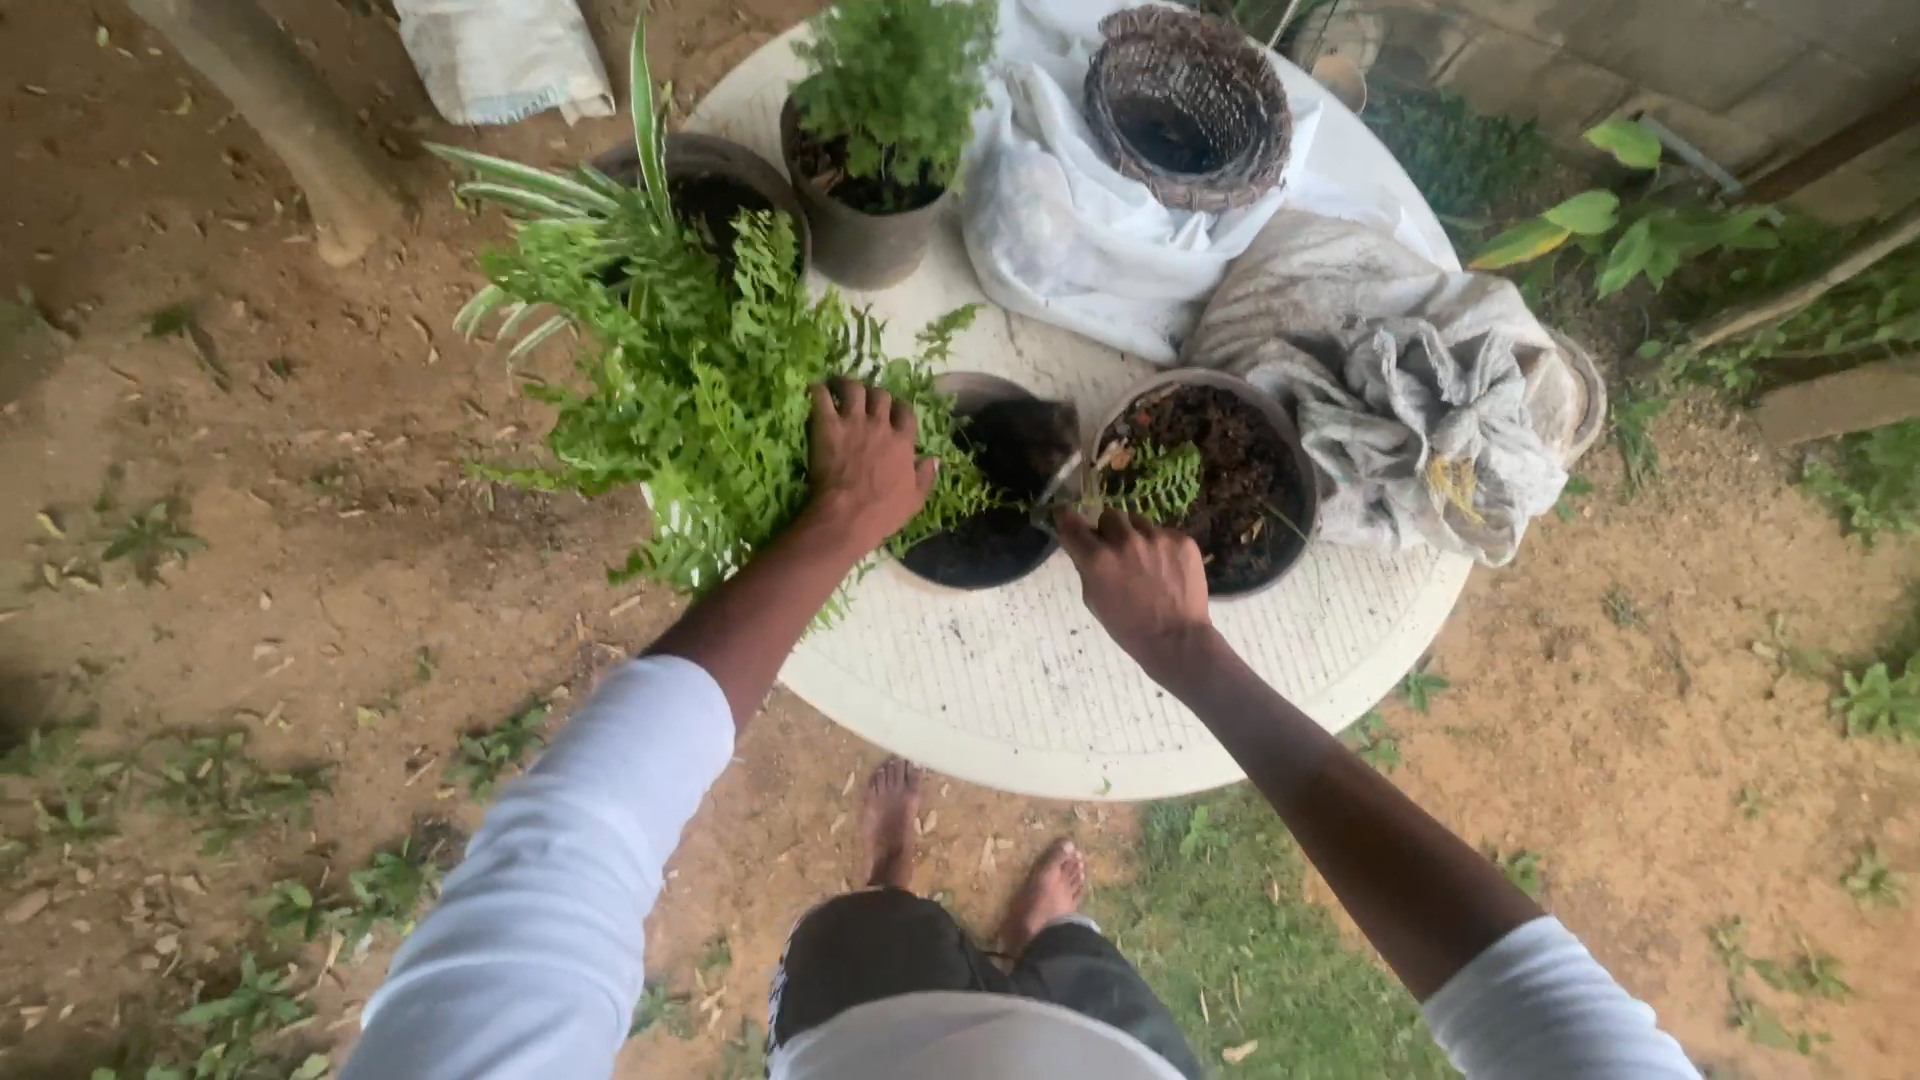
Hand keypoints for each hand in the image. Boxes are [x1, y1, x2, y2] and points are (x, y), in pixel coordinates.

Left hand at [804, 378, 937, 554]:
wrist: (849, 515)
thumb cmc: (883, 512)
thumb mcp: (915, 499)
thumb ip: (926, 476)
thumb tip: (935, 458)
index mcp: (903, 442)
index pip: (906, 413)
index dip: (900, 408)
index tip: (895, 410)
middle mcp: (880, 425)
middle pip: (880, 395)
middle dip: (875, 394)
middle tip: (867, 398)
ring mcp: (853, 422)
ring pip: (853, 388)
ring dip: (847, 384)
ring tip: (839, 385)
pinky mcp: (827, 426)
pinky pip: (822, 398)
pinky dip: (818, 389)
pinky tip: (815, 388)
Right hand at [1055, 507, 1215, 668]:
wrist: (1176, 638)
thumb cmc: (1128, 627)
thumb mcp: (1093, 600)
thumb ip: (1085, 568)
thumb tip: (1082, 546)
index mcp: (1097, 559)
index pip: (1071, 523)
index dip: (1066, 518)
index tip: (1066, 516)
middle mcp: (1125, 541)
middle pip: (1109, 515)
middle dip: (1108, 530)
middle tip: (1115, 548)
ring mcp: (1156, 537)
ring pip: (1137, 521)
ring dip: (1135, 535)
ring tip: (1144, 559)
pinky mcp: (1182, 540)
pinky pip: (1164, 532)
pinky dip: (1161, 546)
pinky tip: (1166, 568)